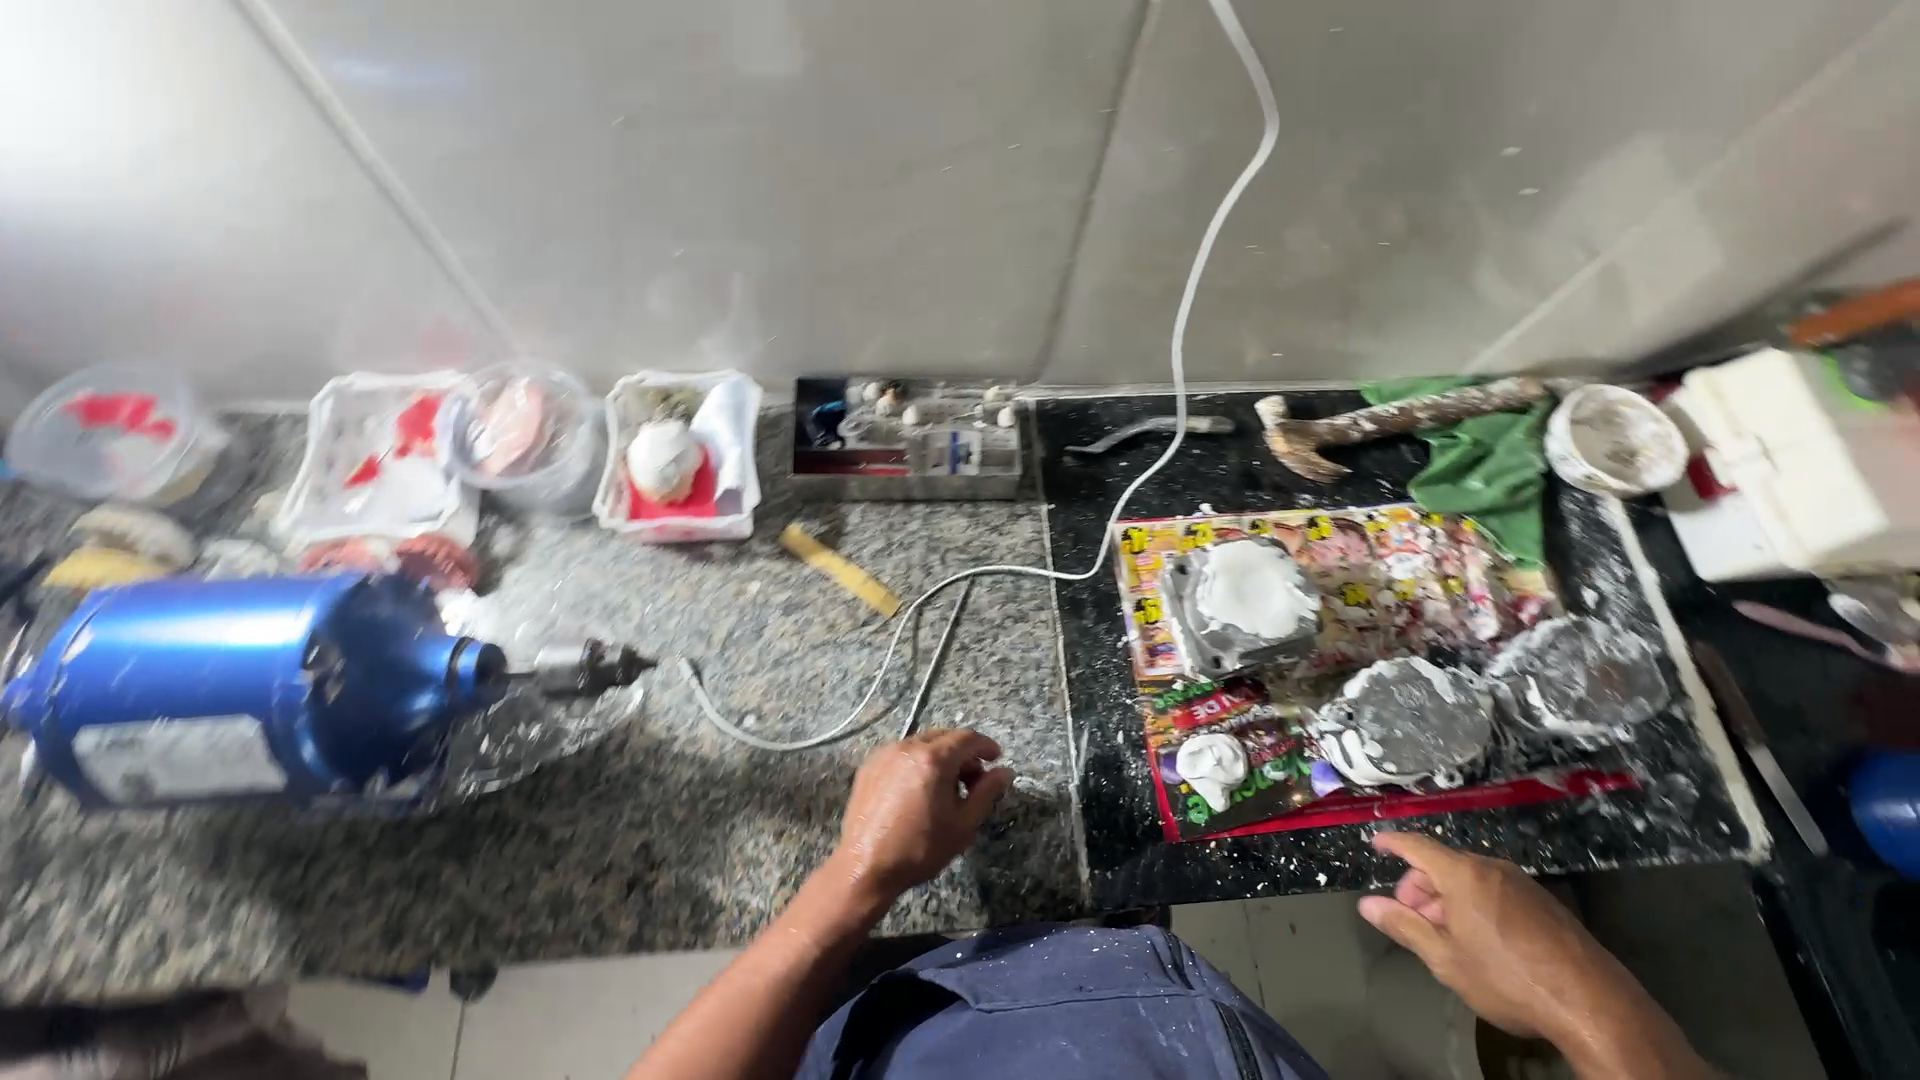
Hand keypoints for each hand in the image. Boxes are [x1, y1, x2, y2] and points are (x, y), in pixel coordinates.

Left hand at [830, 729, 1015, 905]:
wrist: (865, 867)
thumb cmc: (919, 849)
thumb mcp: (963, 824)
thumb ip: (987, 792)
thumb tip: (1005, 771)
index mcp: (933, 760)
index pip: (967, 738)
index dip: (986, 746)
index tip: (996, 759)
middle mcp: (908, 747)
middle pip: (945, 737)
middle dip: (964, 753)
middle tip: (973, 781)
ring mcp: (885, 754)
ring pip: (922, 743)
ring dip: (941, 757)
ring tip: (946, 789)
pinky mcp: (869, 765)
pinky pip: (902, 754)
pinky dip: (918, 762)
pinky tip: (919, 790)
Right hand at [1356, 832, 1643, 1042]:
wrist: (1595, 1006)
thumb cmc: (1508, 979)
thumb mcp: (1445, 959)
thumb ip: (1403, 926)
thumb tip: (1367, 905)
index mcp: (1463, 874)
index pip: (1416, 846)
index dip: (1392, 843)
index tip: (1376, 844)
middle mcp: (1493, 869)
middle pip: (1443, 865)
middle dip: (1420, 886)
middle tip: (1412, 919)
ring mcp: (1524, 885)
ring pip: (1471, 879)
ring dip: (1448, 898)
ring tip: (1445, 935)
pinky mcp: (1547, 904)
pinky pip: (1497, 892)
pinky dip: (1476, 904)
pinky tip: (1481, 941)